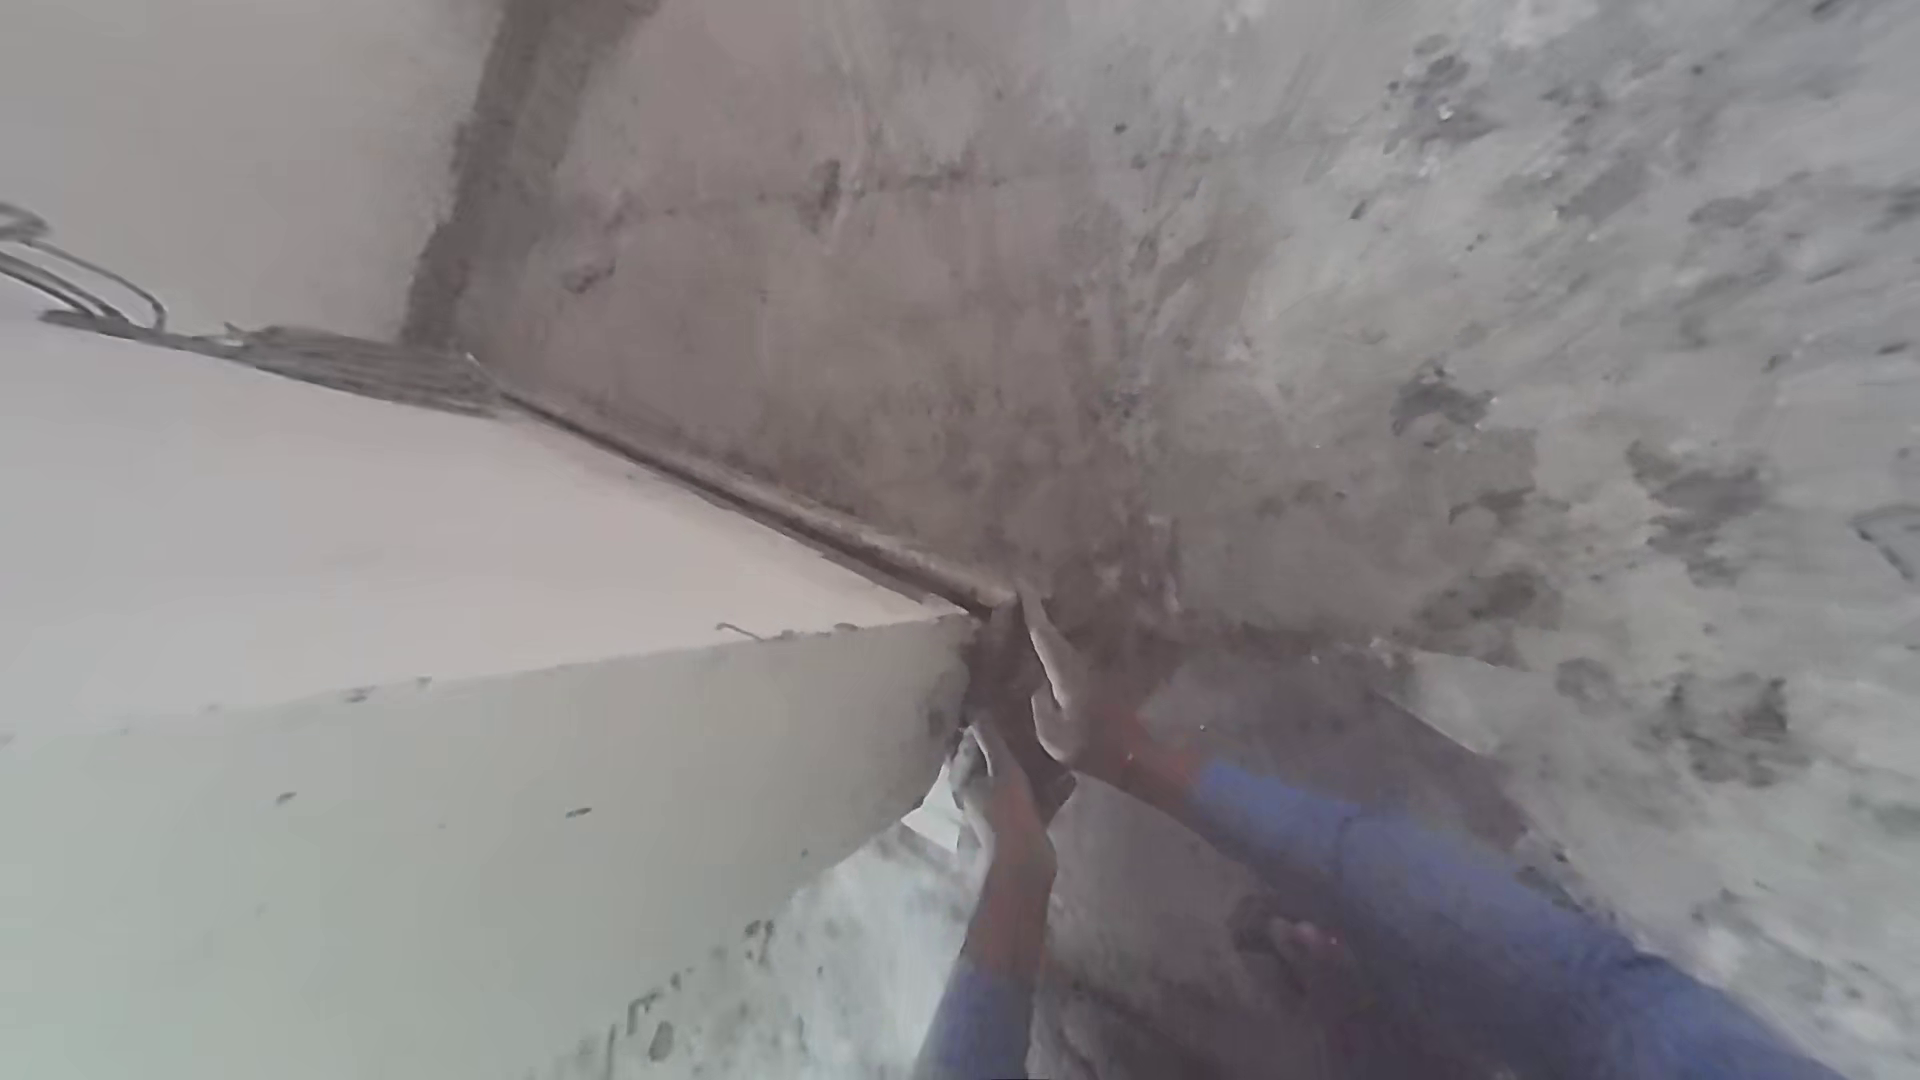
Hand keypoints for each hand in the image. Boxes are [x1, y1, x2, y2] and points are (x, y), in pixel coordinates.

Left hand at [950, 721, 1055, 881]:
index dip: (978, 726)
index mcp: (965, 778)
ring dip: (1032, 766)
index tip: (996, 707)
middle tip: (1025, 722)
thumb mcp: (1000, 767)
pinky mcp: (1022, 822)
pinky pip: (1036, 799)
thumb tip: (976, 710)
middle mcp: (978, 791)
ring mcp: (1000, 808)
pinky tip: (1071, 777)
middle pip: (991, 761)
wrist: (1023, 863)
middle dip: (1008, 744)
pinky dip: (1050, 789)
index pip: (965, 744)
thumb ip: (990, 739)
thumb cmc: (1007, 810)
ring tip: (1051, 745)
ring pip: (1015, 780)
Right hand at [1022, 588, 1153, 784]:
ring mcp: (1086, 671)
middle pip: (1052, 632)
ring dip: (1045, 628)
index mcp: (1065, 672)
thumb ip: (1040, 702)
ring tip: (1026, 615)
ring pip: (1060, 642)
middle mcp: (1077, 664)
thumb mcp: (1051, 731)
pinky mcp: (1092, 681)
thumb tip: (1038, 681)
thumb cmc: (1089, 746)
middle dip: (1036, 612)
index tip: (1022, 584)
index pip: (1044, 634)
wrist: (1130, 759)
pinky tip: (1044, 647)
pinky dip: (1053, 646)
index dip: (1032, 609)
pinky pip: (1065, 656)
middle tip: (1018, 595)